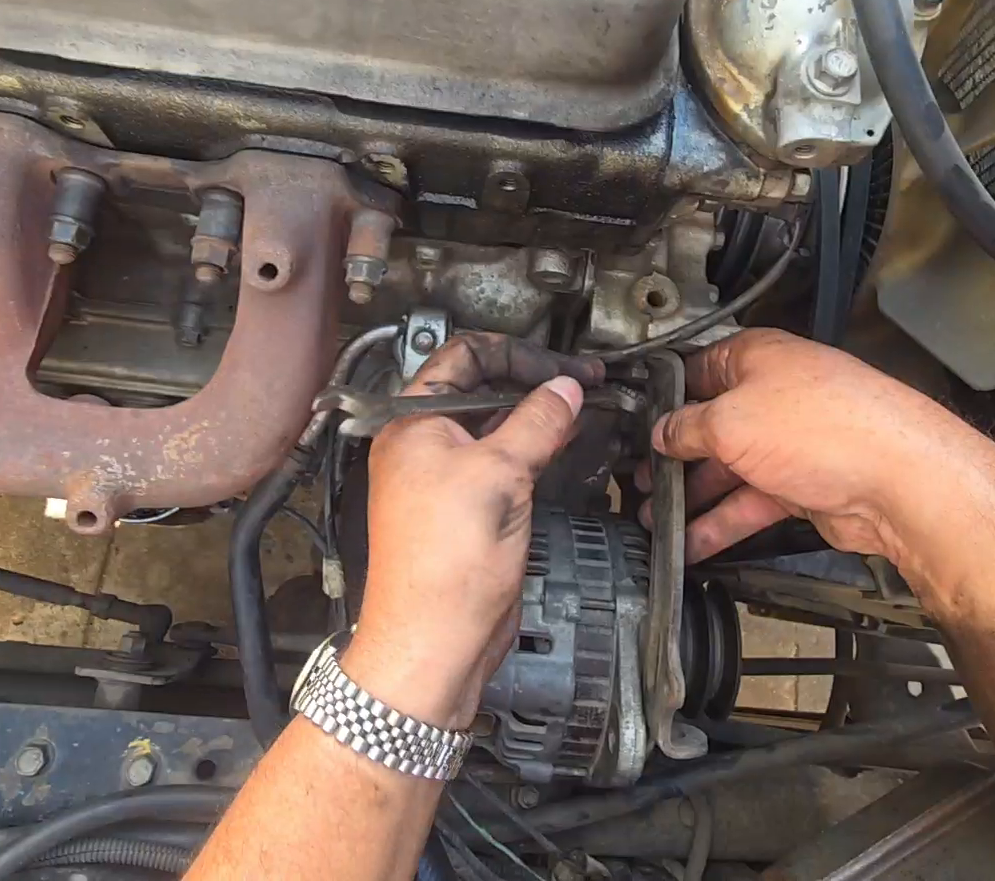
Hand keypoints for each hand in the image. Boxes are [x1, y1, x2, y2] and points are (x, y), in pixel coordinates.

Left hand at [351, 334, 604, 728]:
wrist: (436, 640)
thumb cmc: (444, 561)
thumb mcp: (499, 474)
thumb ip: (536, 423)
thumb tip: (565, 389)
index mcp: (412, 420)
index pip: (464, 357)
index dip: (516, 353)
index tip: (561, 364)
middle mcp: (424, 441)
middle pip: (482, 388)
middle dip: (533, 381)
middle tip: (581, 383)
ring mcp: (446, 473)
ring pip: (496, 424)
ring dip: (537, 415)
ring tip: (582, 409)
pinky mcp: (468, 503)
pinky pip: (502, 459)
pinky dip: (533, 447)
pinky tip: (565, 442)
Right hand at [647, 328, 994, 582]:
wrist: (900, 482)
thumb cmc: (825, 428)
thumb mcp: (729, 421)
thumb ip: (685, 428)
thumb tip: (663, 432)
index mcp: (754, 358)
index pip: (694, 372)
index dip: (662, 399)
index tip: (636, 424)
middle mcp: (772, 395)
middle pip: (709, 425)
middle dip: (672, 457)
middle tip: (640, 479)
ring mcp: (789, 441)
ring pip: (728, 469)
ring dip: (691, 496)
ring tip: (655, 518)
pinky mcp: (802, 484)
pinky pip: (750, 502)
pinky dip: (721, 523)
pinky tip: (692, 543)